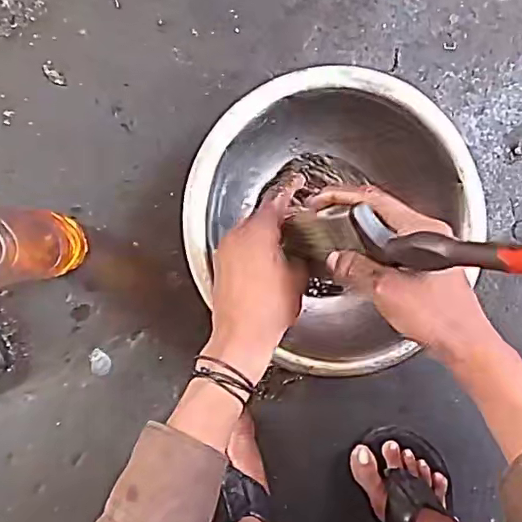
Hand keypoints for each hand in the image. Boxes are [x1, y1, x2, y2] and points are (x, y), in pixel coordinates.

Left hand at [207, 174, 308, 372]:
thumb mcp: (297, 279)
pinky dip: (254, 249)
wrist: (240, 338)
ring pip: (248, 232)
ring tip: (285, 245)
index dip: (290, 191)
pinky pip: (240, 248)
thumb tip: (300, 252)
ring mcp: (225, 252)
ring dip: (265, 234)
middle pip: (260, 216)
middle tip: (297, 221)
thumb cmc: (266, 312)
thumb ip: (300, 256)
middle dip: (278, 217)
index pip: (275, 202)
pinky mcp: (221, 266)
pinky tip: (268, 264)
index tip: (296, 183)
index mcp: (257, 233)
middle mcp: (237, 238)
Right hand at [309, 186, 499, 362]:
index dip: (343, 196)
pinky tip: (361, 262)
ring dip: (361, 233)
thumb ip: (357, 269)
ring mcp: (431, 248)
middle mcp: (429, 233)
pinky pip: (394, 248)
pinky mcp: (428, 265)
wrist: (463, 342)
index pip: (375, 199)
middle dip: (349, 211)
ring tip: (338, 238)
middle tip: (326, 215)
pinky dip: (373, 251)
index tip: (323, 200)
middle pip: (381, 210)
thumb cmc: (440, 318)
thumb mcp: (386, 290)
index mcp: (421, 229)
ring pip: (387, 231)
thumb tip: (338, 258)